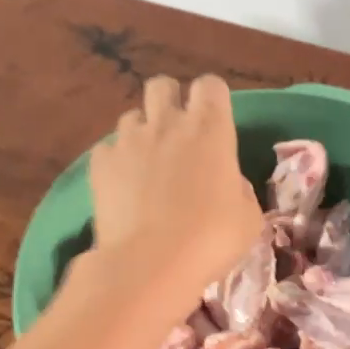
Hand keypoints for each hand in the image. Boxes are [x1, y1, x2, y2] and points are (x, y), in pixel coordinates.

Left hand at [88, 74, 261, 290]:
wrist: (152, 263)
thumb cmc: (212, 239)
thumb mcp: (249, 218)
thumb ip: (239, 189)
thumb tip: (229, 182)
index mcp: (210, 130)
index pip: (211, 86)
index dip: (213, 100)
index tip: (216, 123)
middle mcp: (167, 124)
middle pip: (163, 85)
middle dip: (170, 101)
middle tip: (178, 134)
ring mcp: (128, 140)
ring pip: (133, 116)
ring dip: (143, 133)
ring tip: (149, 165)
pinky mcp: (100, 163)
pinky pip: (108, 149)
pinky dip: (117, 162)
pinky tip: (125, 188)